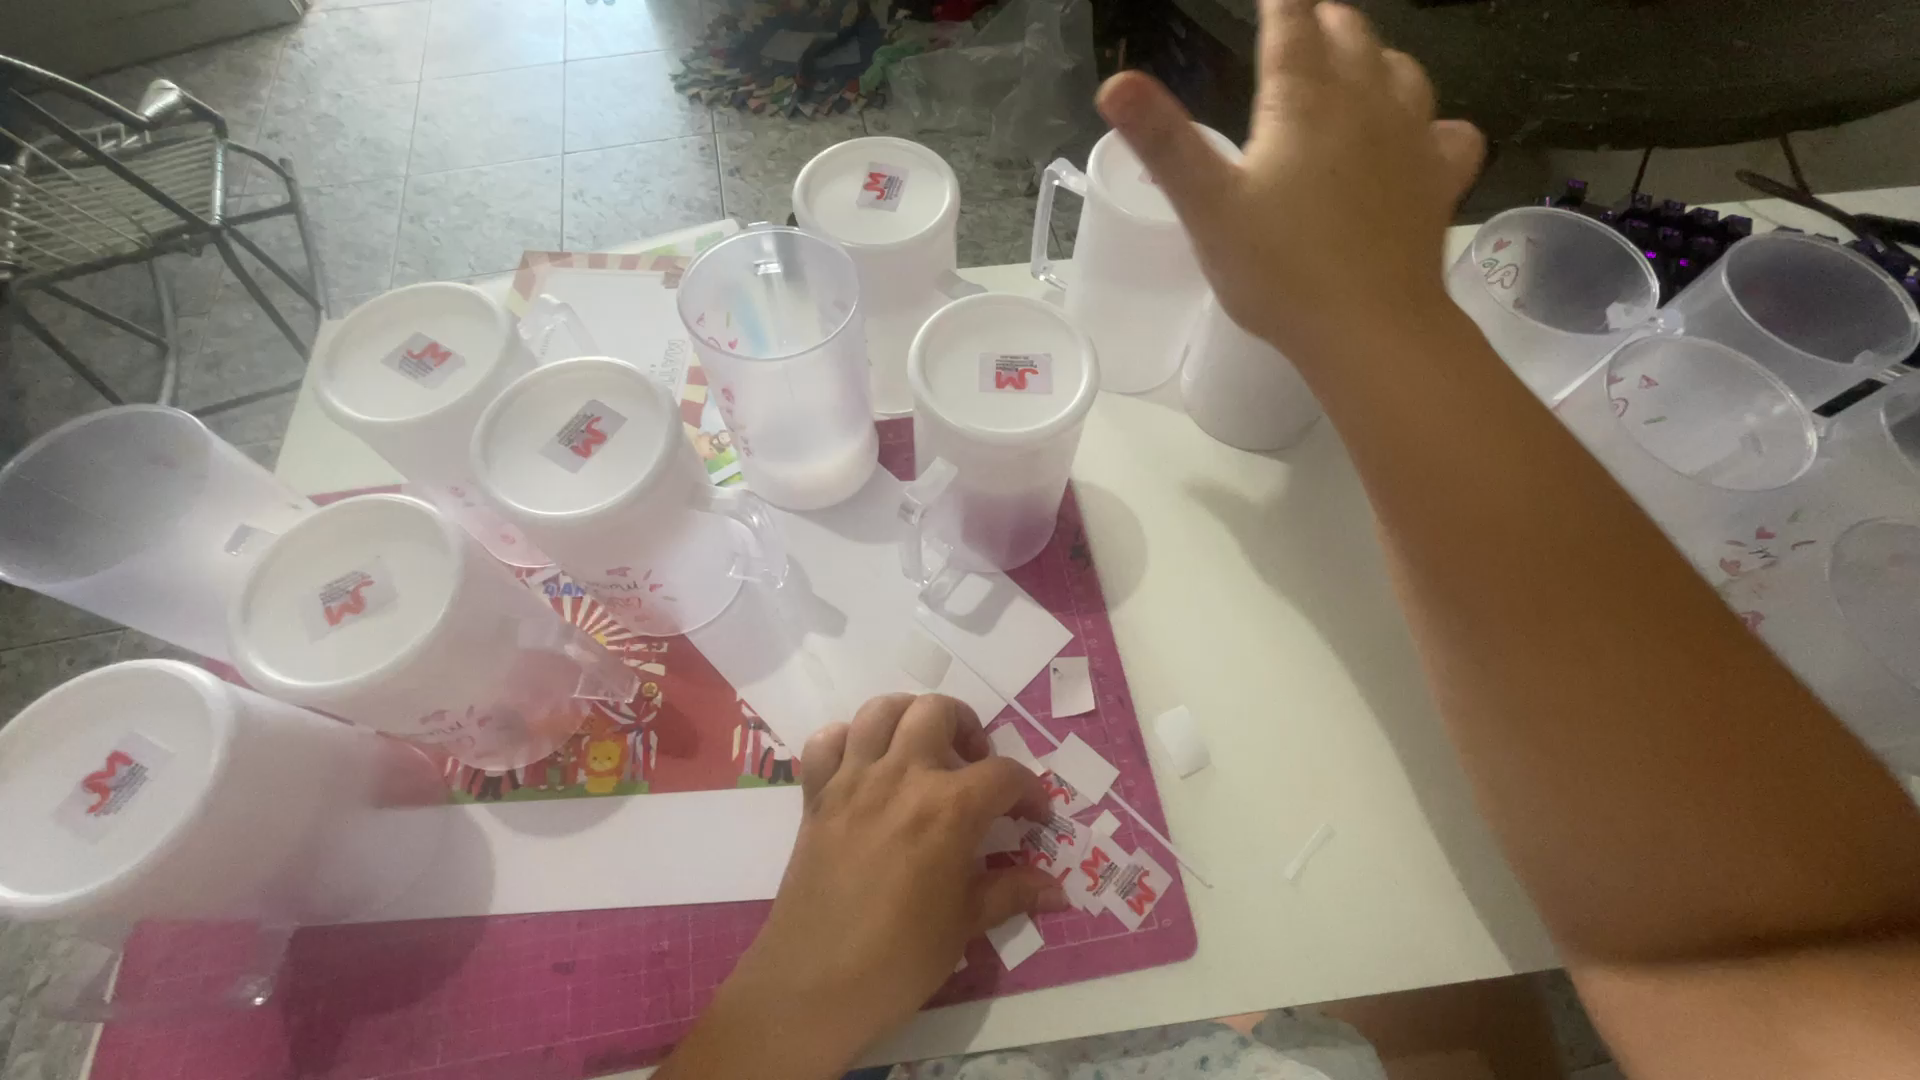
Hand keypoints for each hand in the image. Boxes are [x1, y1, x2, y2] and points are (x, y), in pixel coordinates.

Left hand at [660, 694, 1063, 1078]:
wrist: (813, 986)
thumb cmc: (900, 959)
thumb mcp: (966, 924)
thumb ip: (1012, 892)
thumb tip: (1058, 889)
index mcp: (948, 808)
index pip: (1004, 775)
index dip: (1029, 792)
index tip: (1035, 816)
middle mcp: (901, 776)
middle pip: (937, 711)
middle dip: (967, 727)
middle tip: (974, 764)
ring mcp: (853, 780)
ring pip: (881, 711)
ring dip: (909, 718)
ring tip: (923, 750)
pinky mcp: (816, 795)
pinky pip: (826, 742)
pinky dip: (847, 741)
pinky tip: (864, 766)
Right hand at [1094, 0, 1484, 359]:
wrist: (1367, 326)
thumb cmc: (1277, 270)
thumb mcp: (1205, 208)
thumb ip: (1164, 142)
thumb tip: (1114, 83)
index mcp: (1304, 101)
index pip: (1291, 23)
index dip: (1278, 5)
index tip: (1269, 1)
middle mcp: (1367, 99)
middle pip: (1350, 33)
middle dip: (1322, 22)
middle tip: (1298, 28)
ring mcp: (1413, 136)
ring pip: (1401, 68)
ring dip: (1371, 58)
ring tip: (1349, 71)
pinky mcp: (1440, 178)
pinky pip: (1446, 129)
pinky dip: (1427, 124)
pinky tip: (1413, 140)